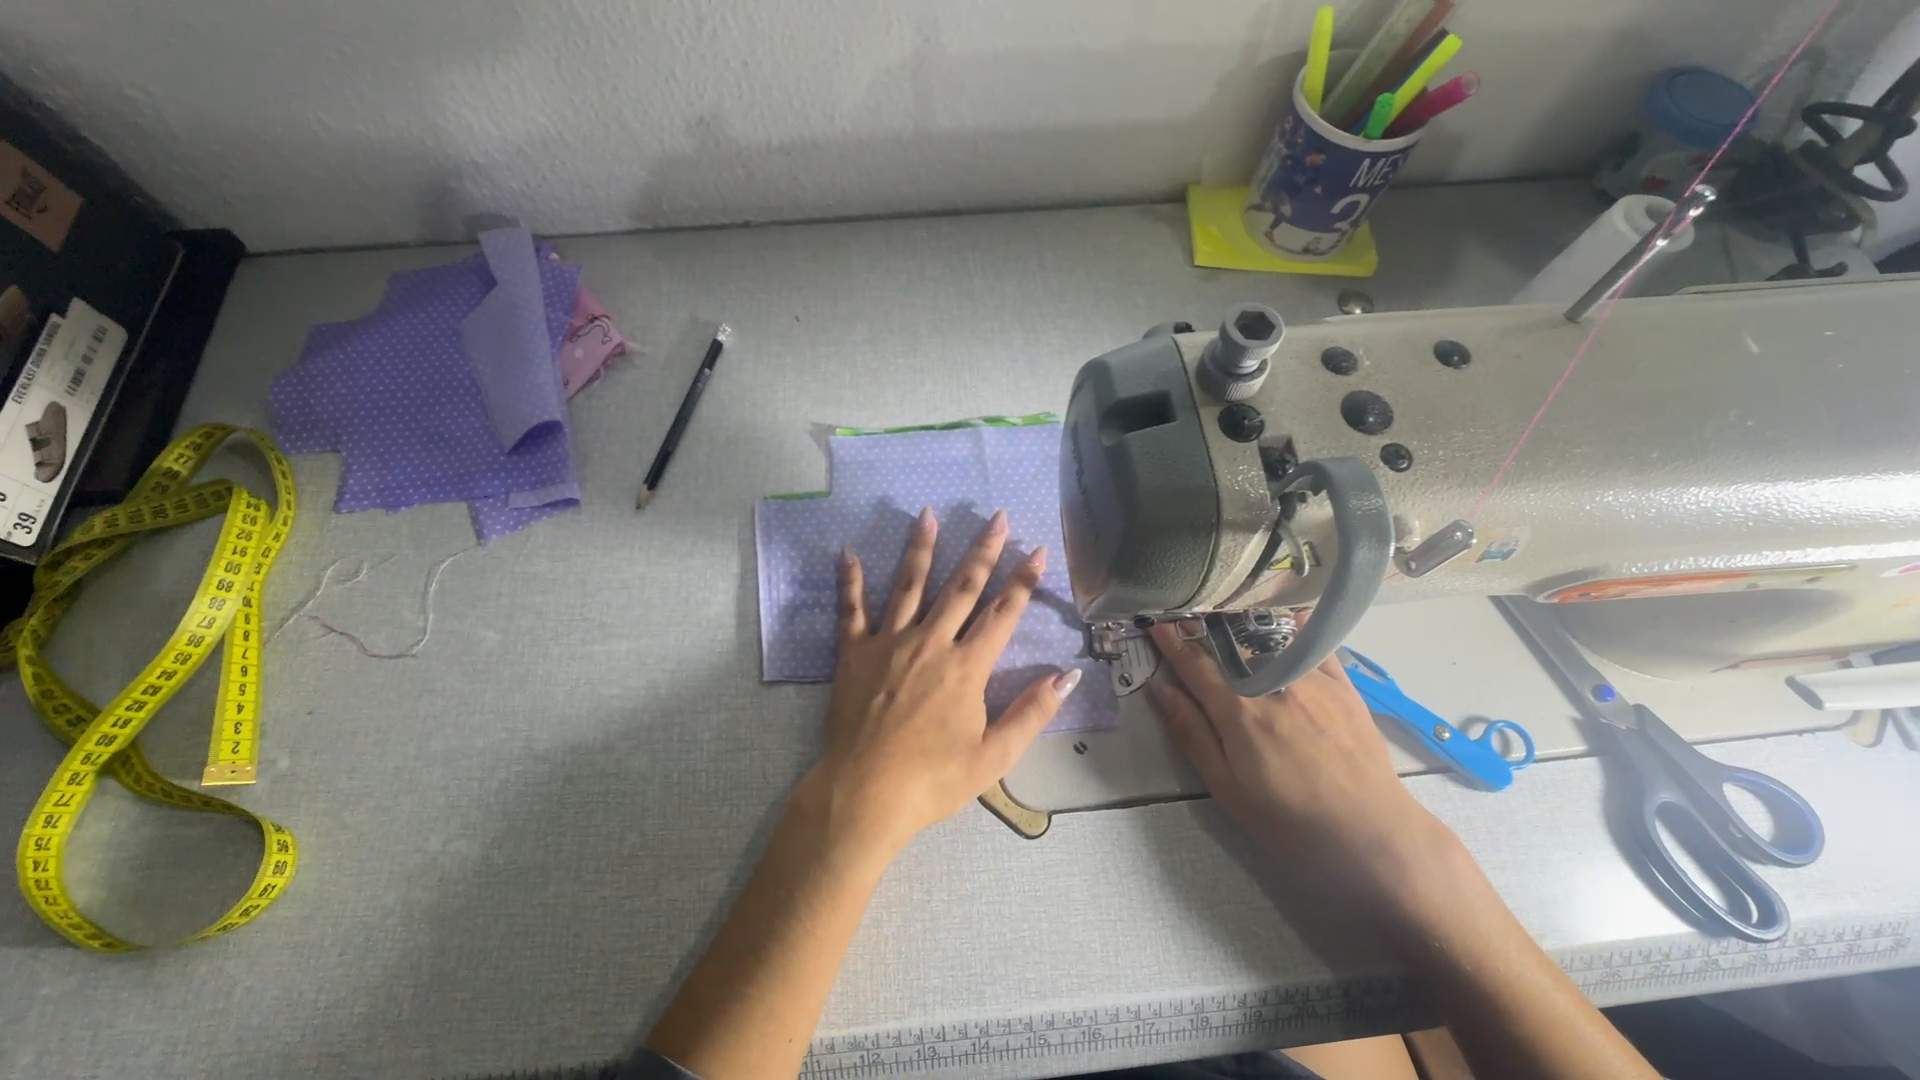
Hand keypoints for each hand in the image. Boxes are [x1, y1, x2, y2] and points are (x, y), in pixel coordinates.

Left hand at [805, 507, 1079, 856]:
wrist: (864, 794)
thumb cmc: (933, 780)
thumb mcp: (994, 757)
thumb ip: (1032, 713)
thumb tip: (1068, 676)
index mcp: (967, 667)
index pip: (1003, 614)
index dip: (1023, 580)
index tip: (1037, 549)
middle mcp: (931, 643)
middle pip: (961, 587)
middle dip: (982, 550)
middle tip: (996, 516)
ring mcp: (889, 643)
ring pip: (909, 586)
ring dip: (921, 548)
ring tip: (928, 514)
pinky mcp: (853, 654)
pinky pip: (852, 609)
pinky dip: (851, 580)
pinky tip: (849, 553)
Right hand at [1146, 622, 1445, 893]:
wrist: (1371, 834)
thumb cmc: (1289, 821)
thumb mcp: (1227, 790)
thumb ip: (1192, 734)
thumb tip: (1160, 690)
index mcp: (1239, 711)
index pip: (1195, 664)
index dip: (1172, 642)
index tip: (1156, 625)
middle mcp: (1273, 684)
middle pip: (1229, 643)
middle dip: (1202, 628)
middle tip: (1184, 618)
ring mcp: (1312, 679)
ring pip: (1269, 636)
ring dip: (1241, 624)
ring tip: (1226, 617)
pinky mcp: (1343, 685)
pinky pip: (1313, 642)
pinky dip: (1294, 626)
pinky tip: (1284, 617)